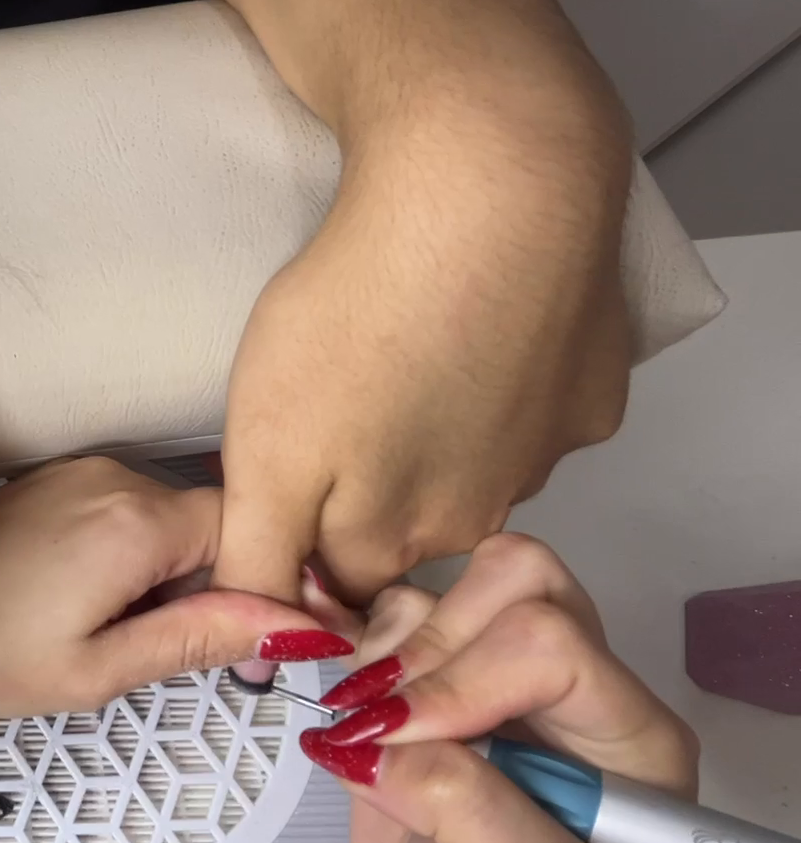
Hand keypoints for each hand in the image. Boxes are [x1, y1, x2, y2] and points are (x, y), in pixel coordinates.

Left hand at [0, 457, 355, 715]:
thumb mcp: (98, 668)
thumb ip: (199, 636)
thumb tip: (299, 620)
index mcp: (134, 518)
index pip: (247, 527)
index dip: (259, 583)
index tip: (235, 639)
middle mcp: (109, 474)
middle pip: (206, 520)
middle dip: (201, 582)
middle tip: (144, 643)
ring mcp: (72, 470)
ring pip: (163, 515)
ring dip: (160, 569)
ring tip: (100, 622)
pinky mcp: (46, 479)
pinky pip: (118, 508)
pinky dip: (123, 551)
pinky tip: (74, 593)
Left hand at [214, 176, 632, 604]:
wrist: (478, 204)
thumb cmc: (348, 330)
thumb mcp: (264, 460)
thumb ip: (263, 557)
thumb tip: (268, 638)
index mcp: (393, 533)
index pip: (337, 587)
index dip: (296, 558)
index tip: (274, 510)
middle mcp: (478, 510)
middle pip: (393, 536)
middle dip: (346, 505)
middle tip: (316, 426)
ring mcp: (540, 448)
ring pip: (452, 478)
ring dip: (410, 448)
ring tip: (373, 378)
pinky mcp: (580, 388)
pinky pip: (509, 417)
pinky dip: (473, 395)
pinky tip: (448, 346)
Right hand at [301, 534, 697, 842]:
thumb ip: (465, 807)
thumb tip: (372, 736)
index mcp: (626, 736)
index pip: (549, 646)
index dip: (461, 683)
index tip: (399, 739)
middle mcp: (562, 685)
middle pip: (514, 581)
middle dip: (426, 644)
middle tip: (377, 709)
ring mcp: (483, 669)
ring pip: (435, 591)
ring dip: (380, 647)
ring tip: (355, 712)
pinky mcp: (414, 667)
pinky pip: (378, 608)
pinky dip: (340, 624)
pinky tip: (329, 661)